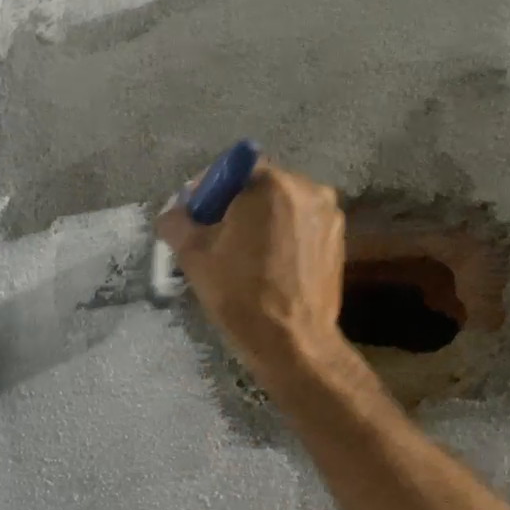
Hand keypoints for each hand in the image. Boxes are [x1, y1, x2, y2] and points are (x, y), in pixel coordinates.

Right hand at [155, 158, 348, 377]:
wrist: (290, 341)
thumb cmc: (239, 294)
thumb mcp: (192, 256)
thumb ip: (176, 222)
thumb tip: (172, 213)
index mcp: (270, 185)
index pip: (233, 167)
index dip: (209, 189)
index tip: (196, 217)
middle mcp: (307, 189)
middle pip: (259, 186)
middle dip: (234, 206)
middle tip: (213, 239)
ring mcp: (328, 215)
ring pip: (280, 207)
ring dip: (258, 222)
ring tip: (241, 256)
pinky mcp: (337, 240)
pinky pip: (299, 226)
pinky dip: (280, 237)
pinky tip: (266, 268)